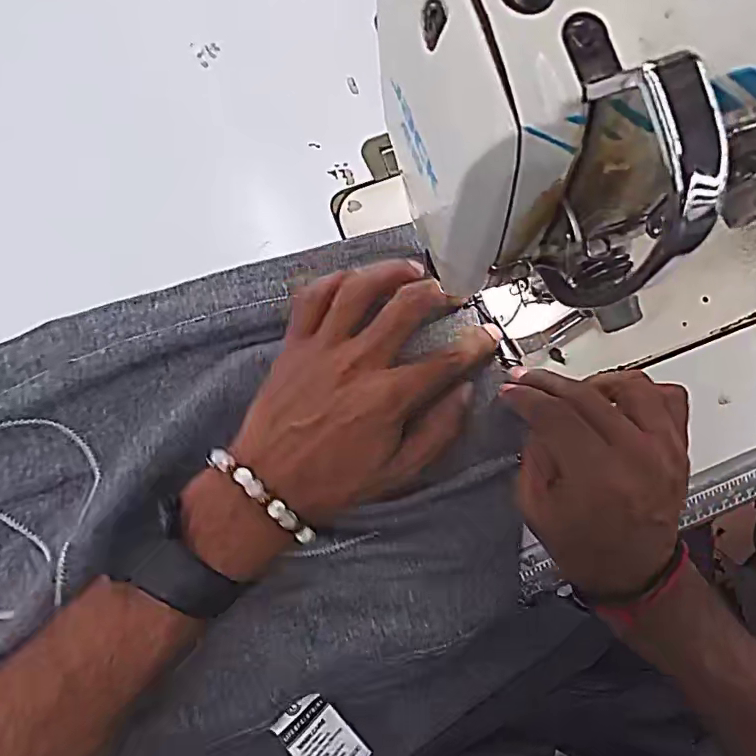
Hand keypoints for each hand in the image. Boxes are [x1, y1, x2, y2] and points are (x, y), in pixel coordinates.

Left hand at [181, 258, 499, 580]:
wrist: (270, 485)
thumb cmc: (331, 481)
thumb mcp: (398, 471)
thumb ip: (438, 432)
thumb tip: (463, 395)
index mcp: (387, 398)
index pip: (445, 359)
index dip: (474, 344)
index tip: (486, 336)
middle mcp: (357, 364)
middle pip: (407, 307)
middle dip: (439, 294)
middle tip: (451, 294)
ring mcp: (323, 349)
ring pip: (359, 289)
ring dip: (391, 272)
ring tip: (411, 270)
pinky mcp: (295, 346)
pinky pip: (312, 297)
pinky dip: (334, 280)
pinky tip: (354, 278)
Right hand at [499, 368, 689, 600]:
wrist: (634, 572)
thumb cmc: (590, 550)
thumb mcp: (537, 509)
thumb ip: (533, 457)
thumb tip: (535, 418)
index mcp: (599, 477)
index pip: (556, 415)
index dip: (527, 398)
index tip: (513, 392)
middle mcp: (637, 457)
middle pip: (586, 395)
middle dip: (548, 384)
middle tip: (529, 382)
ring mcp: (663, 449)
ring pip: (630, 385)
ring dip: (595, 382)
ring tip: (576, 392)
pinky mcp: (678, 447)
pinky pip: (668, 398)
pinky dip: (642, 391)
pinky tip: (620, 400)